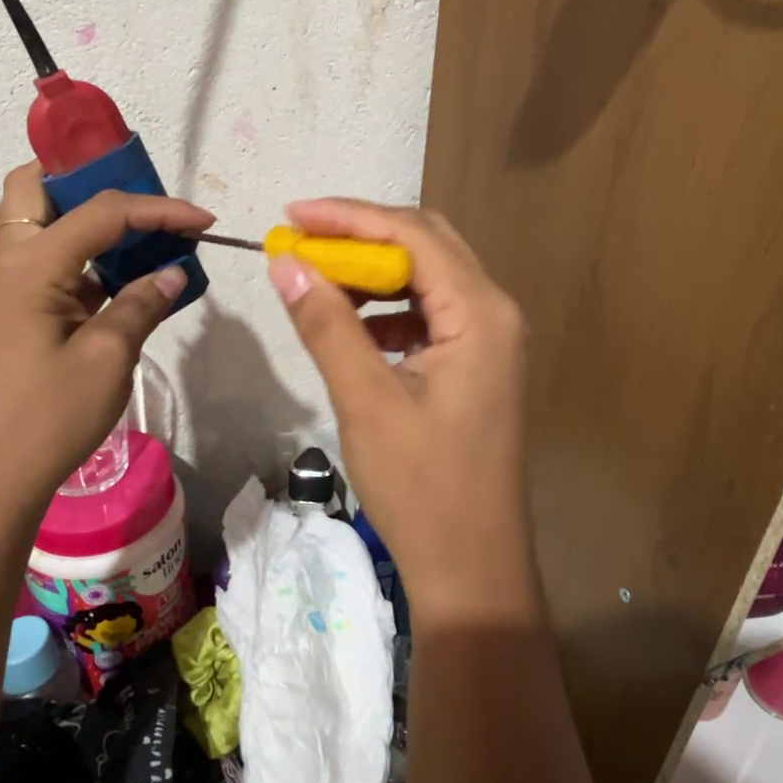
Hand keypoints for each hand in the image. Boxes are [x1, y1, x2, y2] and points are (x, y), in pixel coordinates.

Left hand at [0, 162, 214, 500]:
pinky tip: (132, 274)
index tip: (204, 219)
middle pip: (38, 187)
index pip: (101, 211)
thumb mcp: (108, 357)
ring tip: (147, 229)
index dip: (157, 208)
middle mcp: (14, 262)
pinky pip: (58, 261)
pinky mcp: (25, 312)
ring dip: (92, 215)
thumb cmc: (48, 416)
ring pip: (45, 222)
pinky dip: (92, 254)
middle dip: (89, 177)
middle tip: (142, 198)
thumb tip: (174, 271)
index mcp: (30, 265)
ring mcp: (15, 287)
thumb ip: (142, 304)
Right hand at [267, 199, 536, 624]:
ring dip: (375, 274)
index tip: (291, 216)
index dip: (349, 217)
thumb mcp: (365, 401)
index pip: (413, 234)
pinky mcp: (479, 368)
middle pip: (428, 245)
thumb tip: (287, 263)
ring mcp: (492, 342)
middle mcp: (495, 314)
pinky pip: (432, 317)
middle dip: (362, 237)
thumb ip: (327, 325)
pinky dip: (391, 312)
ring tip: (318, 281)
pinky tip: (354, 330)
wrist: (472, 567)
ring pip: (430, 279)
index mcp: (480, 313)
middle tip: (300, 241)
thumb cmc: (421, 487)